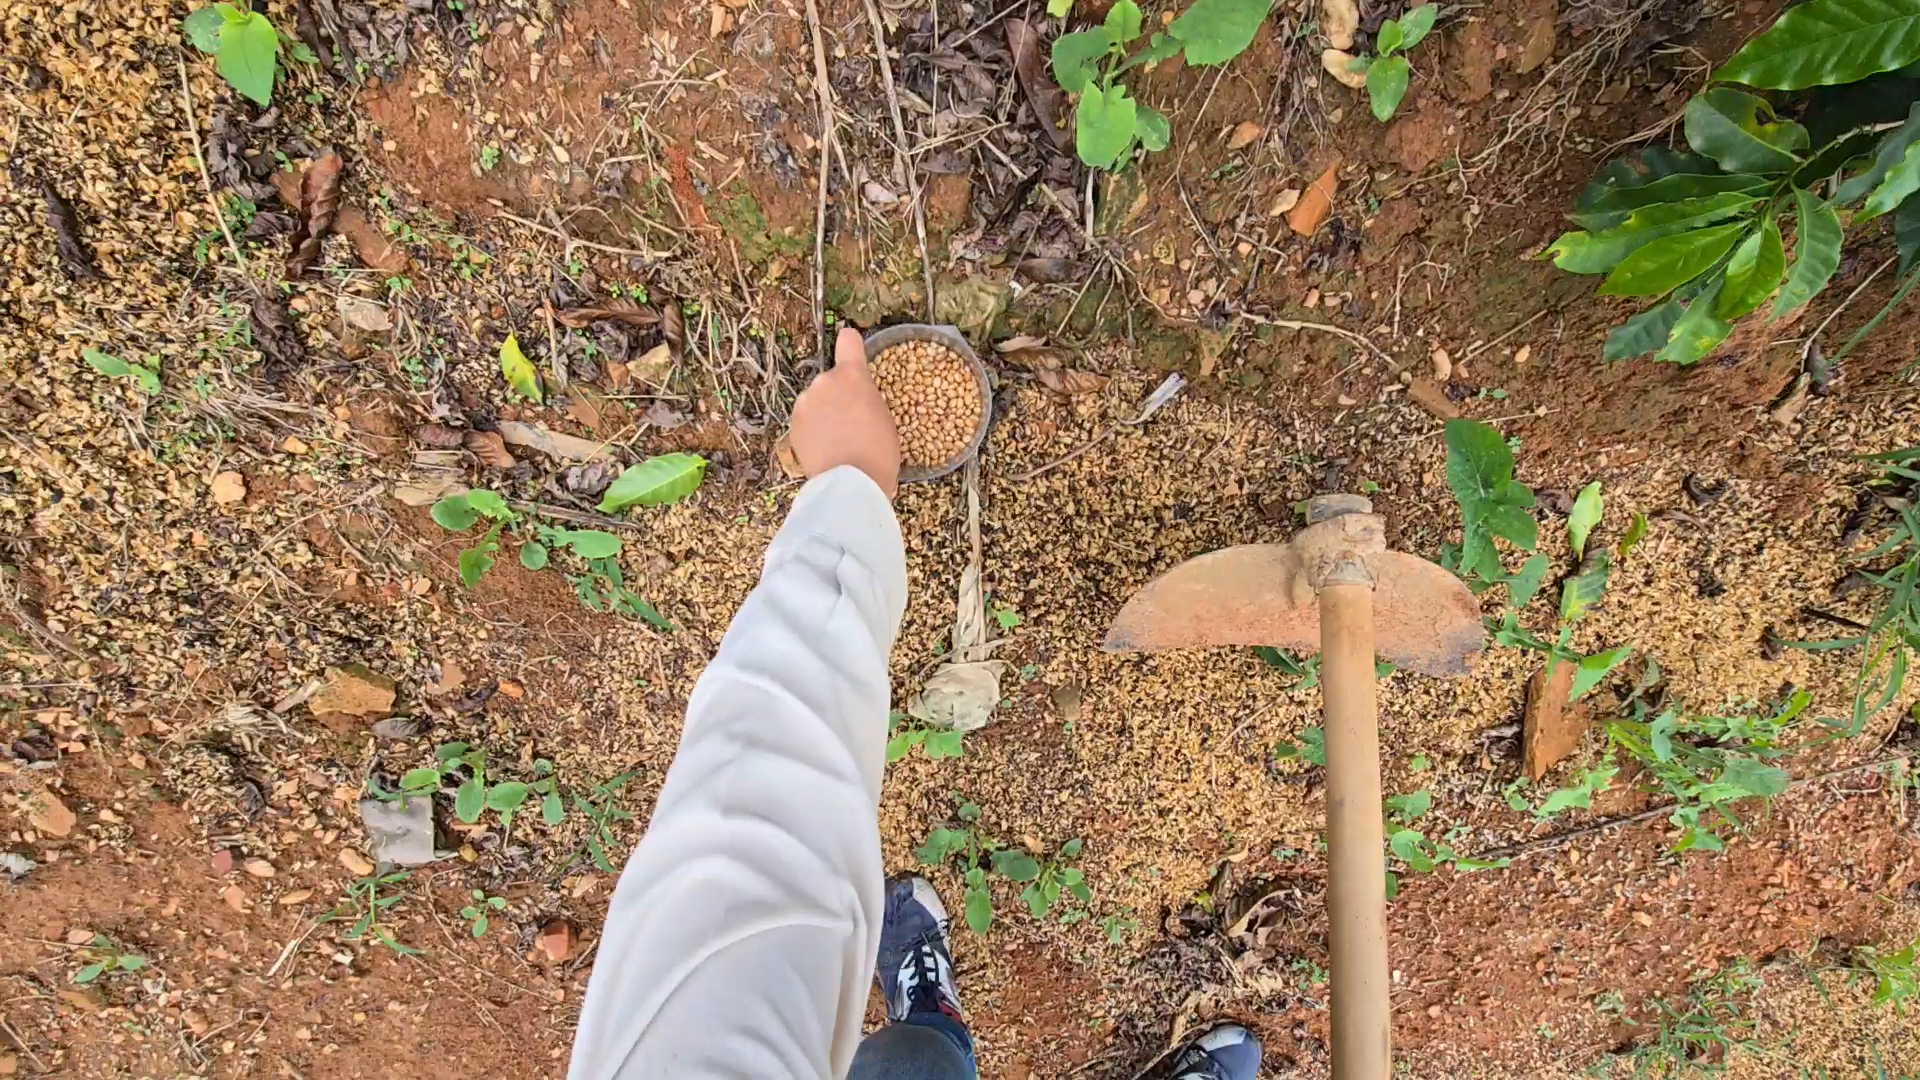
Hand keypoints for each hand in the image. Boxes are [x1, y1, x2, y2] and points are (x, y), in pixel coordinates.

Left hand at [789, 328, 900, 498]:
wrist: (851, 483)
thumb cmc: (879, 452)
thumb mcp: (884, 418)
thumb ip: (867, 399)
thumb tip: (857, 404)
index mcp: (852, 376)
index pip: (848, 341)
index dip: (851, 347)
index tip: (853, 354)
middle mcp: (824, 381)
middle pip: (832, 381)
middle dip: (839, 397)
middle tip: (853, 424)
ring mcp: (805, 403)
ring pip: (817, 402)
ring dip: (824, 414)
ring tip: (838, 442)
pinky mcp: (793, 425)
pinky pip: (807, 421)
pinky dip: (814, 431)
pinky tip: (826, 451)